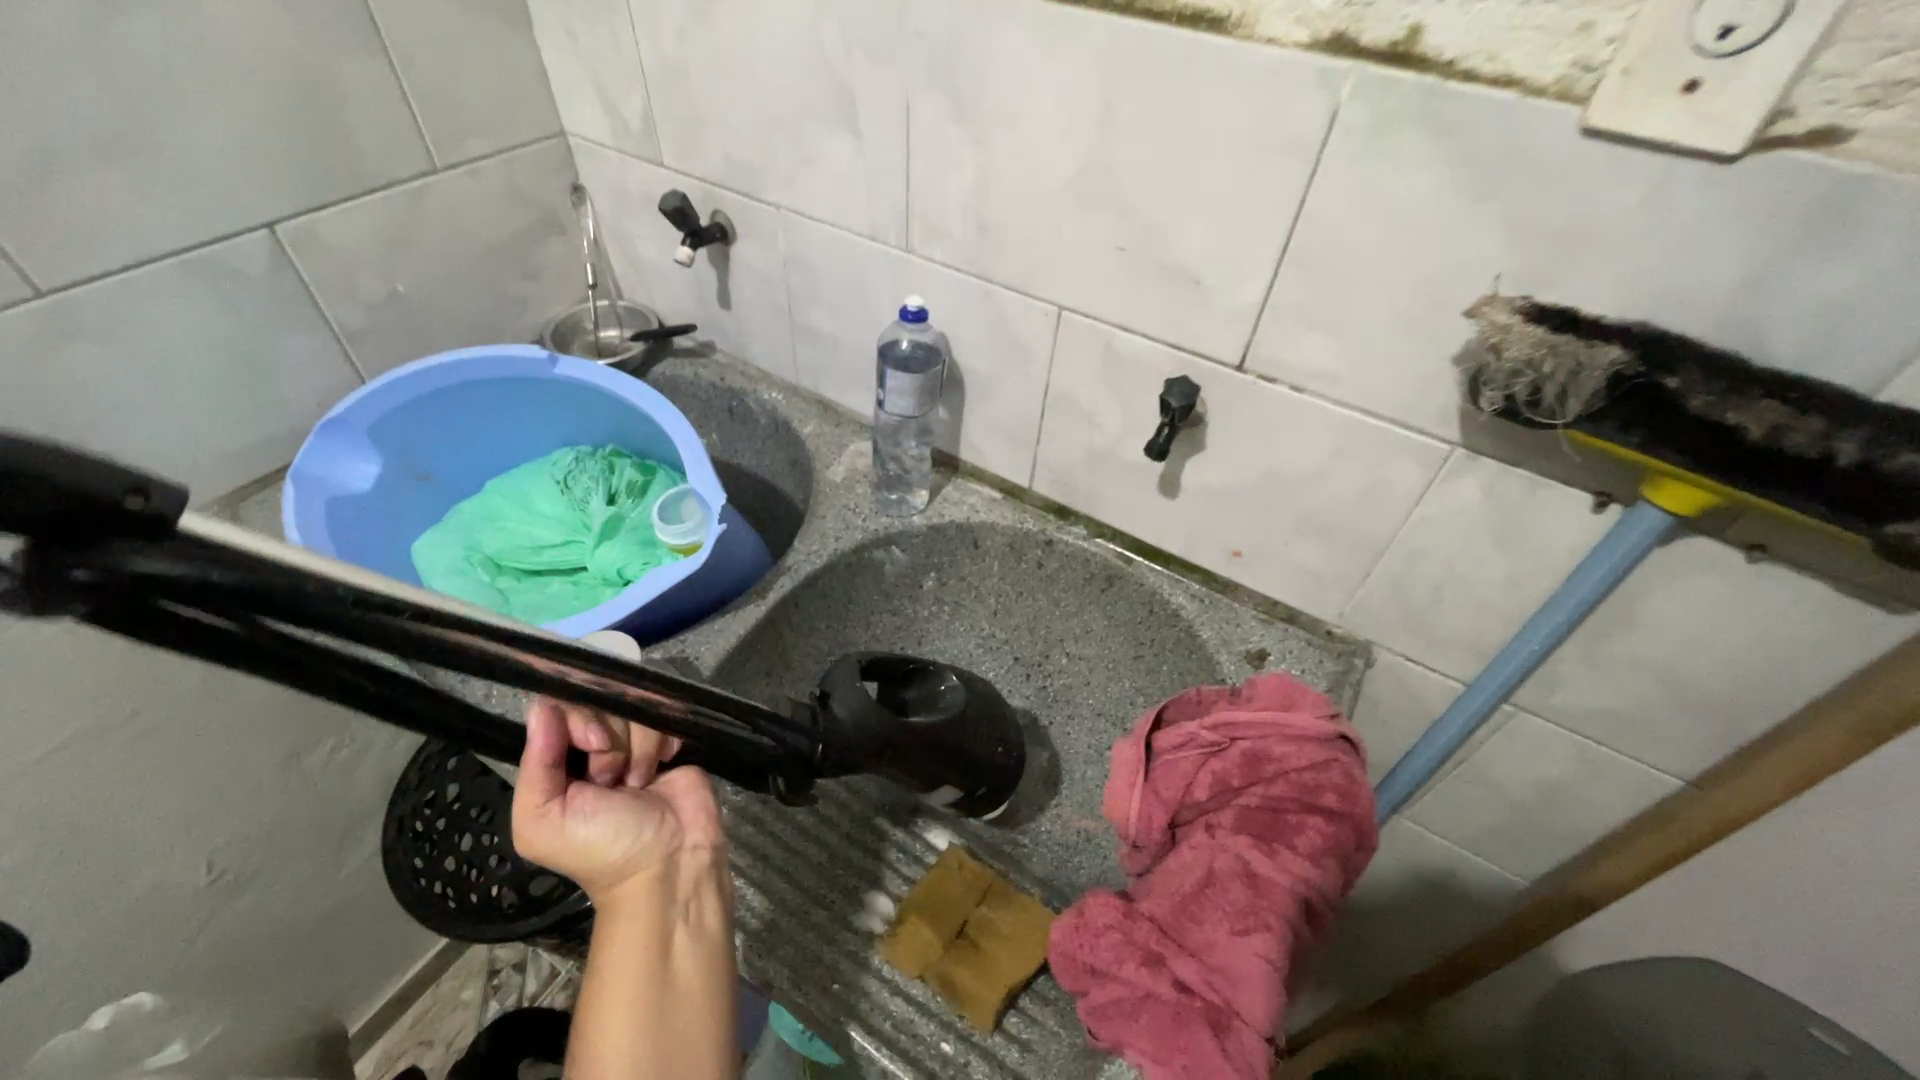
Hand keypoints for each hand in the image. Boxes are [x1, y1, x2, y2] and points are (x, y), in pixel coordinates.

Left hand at [511, 697, 725, 911]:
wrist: (669, 864)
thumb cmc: (600, 849)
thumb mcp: (544, 820)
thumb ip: (535, 764)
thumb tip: (542, 706)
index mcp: (557, 764)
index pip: (560, 709)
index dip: (579, 720)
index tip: (594, 746)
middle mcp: (594, 749)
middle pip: (600, 705)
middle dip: (611, 742)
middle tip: (614, 781)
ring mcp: (634, 745)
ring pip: (635, 711)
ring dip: (640, 750)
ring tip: (641, 783)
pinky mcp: (670, 744)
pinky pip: (665, 716)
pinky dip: (664, 741)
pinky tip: (665, 765)